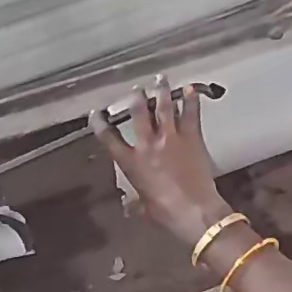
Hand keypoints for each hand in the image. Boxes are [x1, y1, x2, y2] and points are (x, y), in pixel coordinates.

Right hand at [90, 76, 232, 248]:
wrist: (194, 211)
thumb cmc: (165, 212)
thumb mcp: (143, 206)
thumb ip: (135, 200)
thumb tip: (129, 205)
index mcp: (131, 162)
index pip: (109, 138)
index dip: (100, 124)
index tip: (96, 113)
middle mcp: (148, 145)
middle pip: (139, 113)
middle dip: (136, 98)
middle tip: (136, 88)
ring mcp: (171, 138)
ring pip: (164, 107)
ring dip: (162, 91)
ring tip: (160, 78)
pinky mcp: (192, 138)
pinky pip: (190, 114)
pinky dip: (191, 100)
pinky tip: (191, 89)